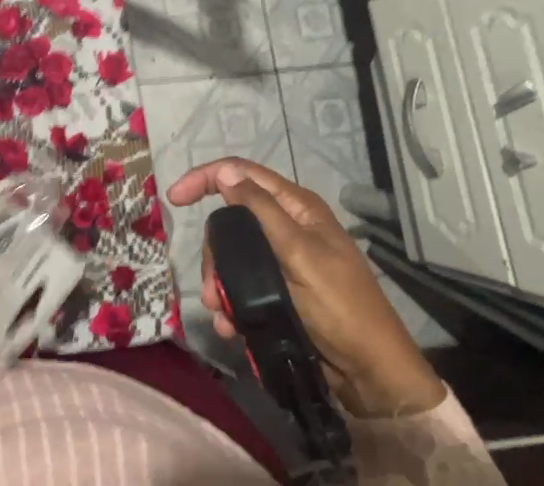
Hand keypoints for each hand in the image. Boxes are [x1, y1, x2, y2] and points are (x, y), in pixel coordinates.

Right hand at [167, 158, 445, 418]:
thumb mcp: (300, 254)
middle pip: (230, 221)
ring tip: (220, 313)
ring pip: (230, 256)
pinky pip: (240, 285)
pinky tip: (229, 325)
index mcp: (296, 208)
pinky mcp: (278, 289)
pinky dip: (230, 303)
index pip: (242, 174)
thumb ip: (261, 210)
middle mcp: (287, 227)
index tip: (174, 199)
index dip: (205, 178)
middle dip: (213, 252)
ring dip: (219, 283)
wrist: (369, 371)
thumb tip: (225, 173)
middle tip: (210, 288)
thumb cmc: (340, 306)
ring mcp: (282, 259)